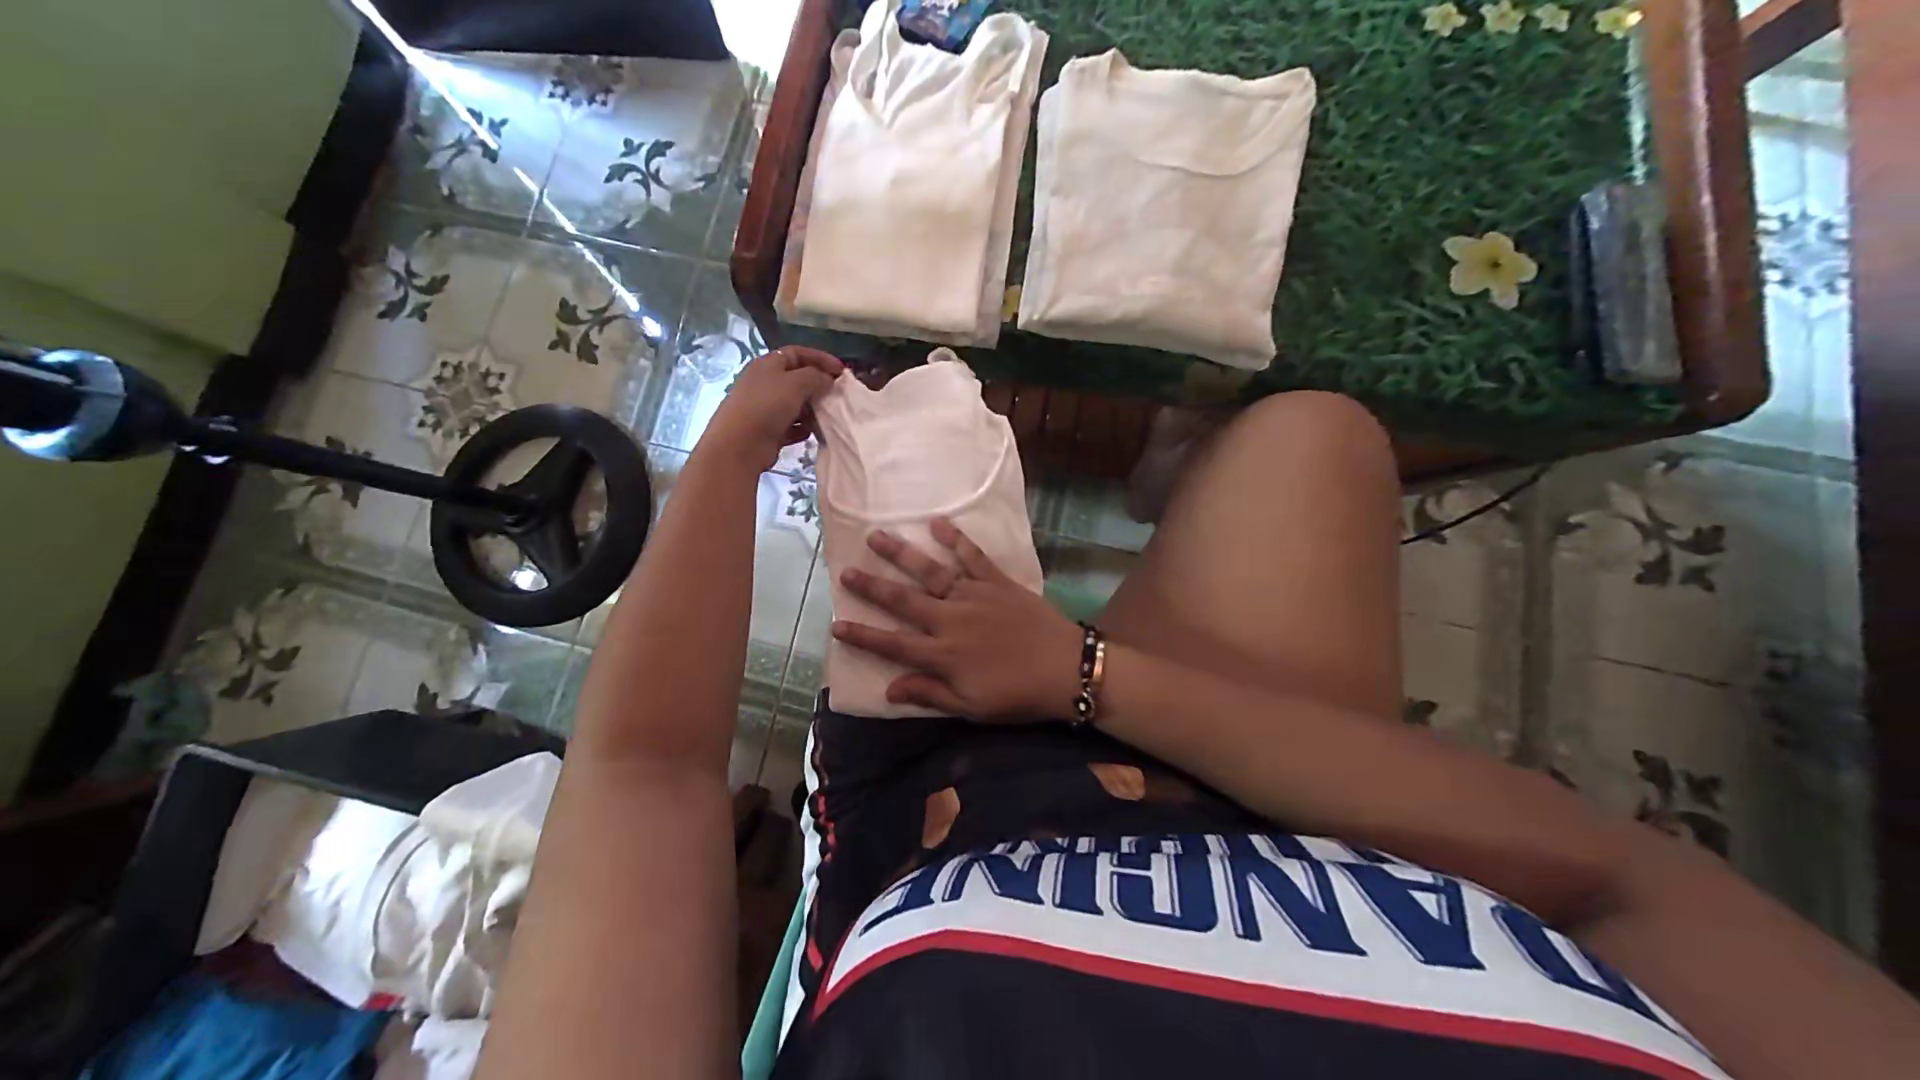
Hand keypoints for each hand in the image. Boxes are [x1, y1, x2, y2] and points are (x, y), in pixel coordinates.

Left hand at [698, 346, 844, 472]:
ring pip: (795, 404)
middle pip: (797, 379)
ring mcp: (765, 408)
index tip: (841, 371)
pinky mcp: (768, 430)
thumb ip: (816, 377)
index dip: (820, 358)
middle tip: (837, 394)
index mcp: (768, 365)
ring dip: (812, 409)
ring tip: (828, 415)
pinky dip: (802, 428)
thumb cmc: (767, 406)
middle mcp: (765, 383)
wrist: (739, 445)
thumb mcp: (795, 383)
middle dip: (818, 385)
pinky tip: (811, 432)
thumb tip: (828, 380)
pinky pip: (791, 425)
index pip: (797, 353)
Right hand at [830, 518, 1084, 721]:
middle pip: (904, 600)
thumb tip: (888, 688)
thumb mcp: (972, 707)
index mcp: (944, 654)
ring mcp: (974, 596)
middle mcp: (951, 619)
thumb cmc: (1018, 695)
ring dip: (902, 554)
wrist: (1067, 670)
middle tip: (846, 570)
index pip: (894, 644)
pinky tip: (938, 523)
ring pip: (931, 572)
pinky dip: (956, 539)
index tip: (836, 625)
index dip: (863, 636)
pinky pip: (973, 556)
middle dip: (872, 586)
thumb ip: (930, 693)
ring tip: (877, 536)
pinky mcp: (998, 582)